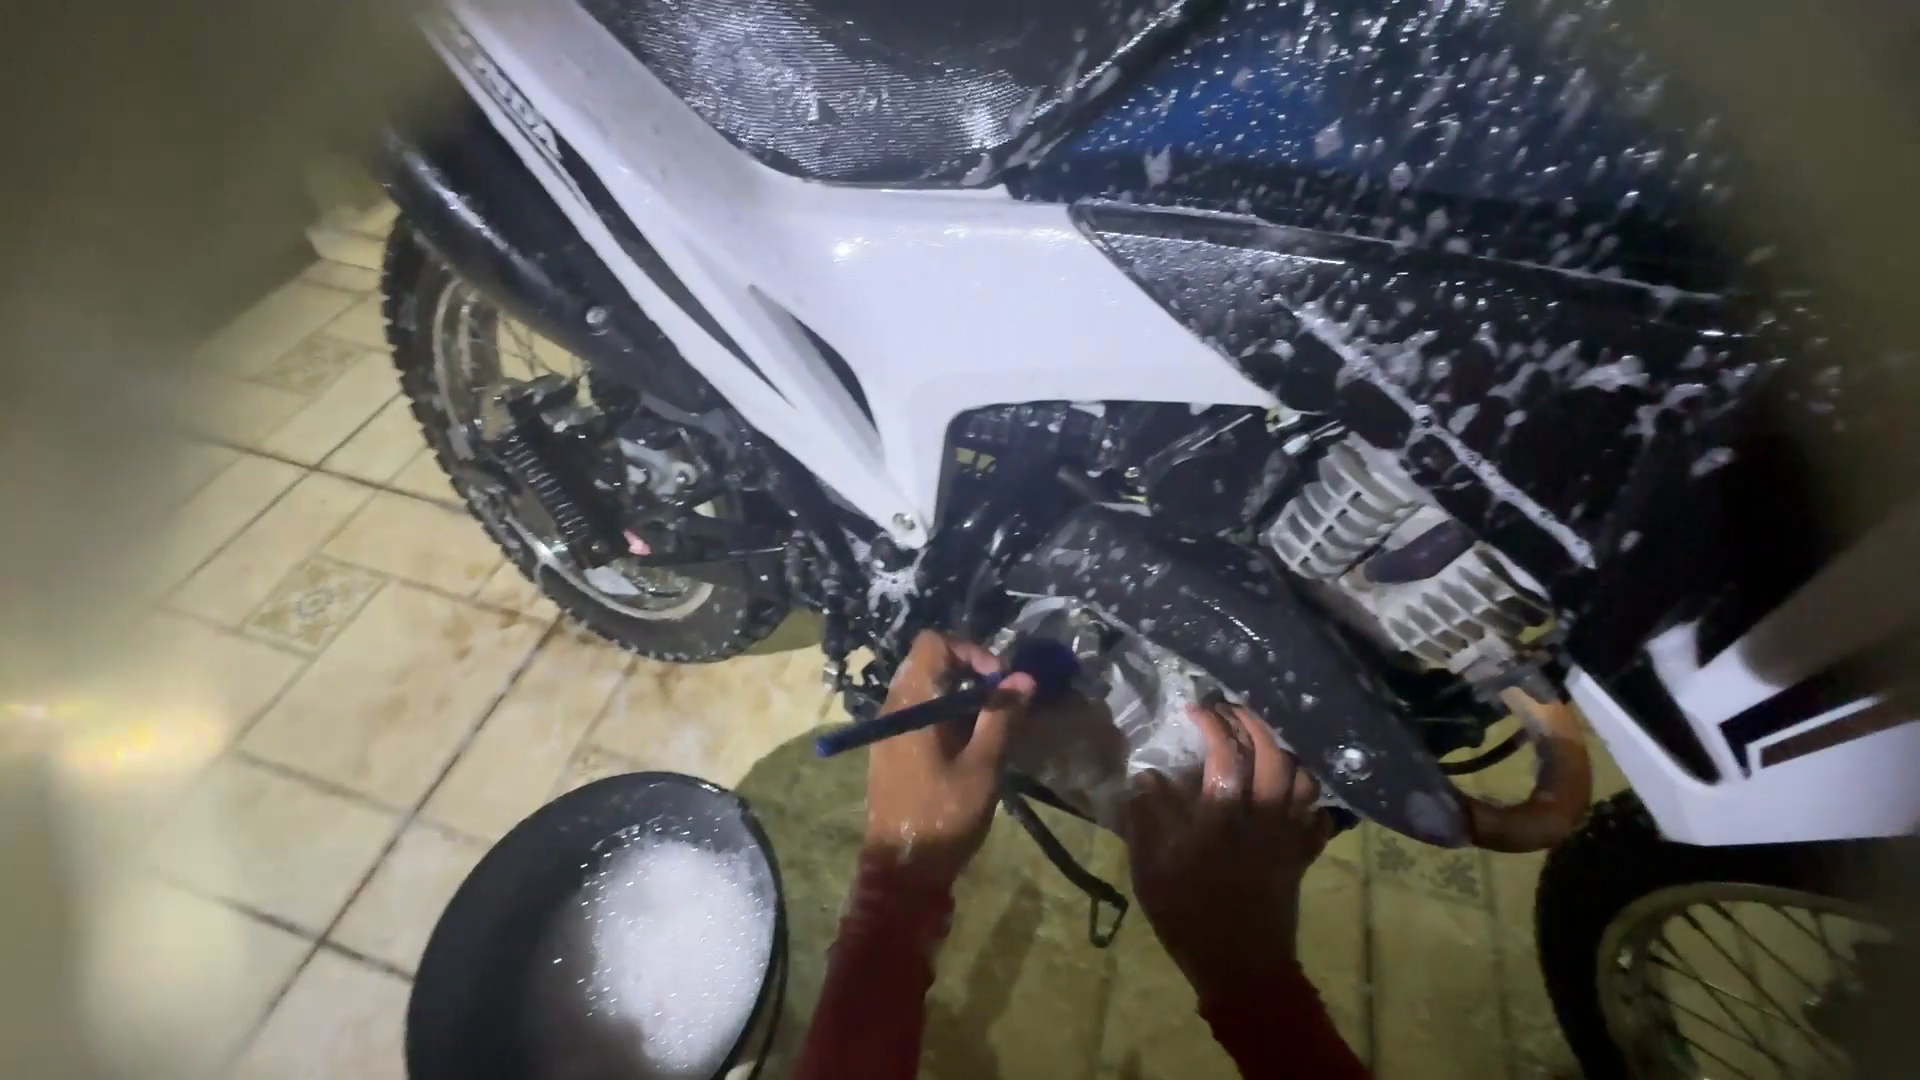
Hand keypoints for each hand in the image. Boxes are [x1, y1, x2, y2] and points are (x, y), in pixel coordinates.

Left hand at [863, 630, 1034, 890]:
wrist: (899, 873)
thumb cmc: (942, 816)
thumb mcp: (983, 766)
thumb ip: (1002, 717)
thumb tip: (1024, 678)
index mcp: (910, 702)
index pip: (934, 643)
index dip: (970, 650)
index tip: (998, 680)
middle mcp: (894, 706)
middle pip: (932, 662)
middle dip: (972, 673)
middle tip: (1002, 701)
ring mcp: (890, 729)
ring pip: (929, 689)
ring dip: (963, 697)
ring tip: (994, 725)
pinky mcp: (893, 749)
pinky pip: (922, 713)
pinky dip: (949, 716)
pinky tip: (973, 746)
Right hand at [1126, 702, 1331, 989]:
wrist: (1242, 970)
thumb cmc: (1188, 917)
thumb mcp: (1151, 870)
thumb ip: (1146, 818)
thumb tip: (1147, 777)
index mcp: (1223, 819)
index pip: (1226, 754)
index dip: (1212, 723)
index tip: (1195, 708)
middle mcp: (1264, 819)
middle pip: (1274, 754)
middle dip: (1253, 722)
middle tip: (1230, 710)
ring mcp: (1290, 837)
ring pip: (1303, 777)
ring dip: (1284, 749)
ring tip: (1262, 738)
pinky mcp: (1304, 855)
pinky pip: (1318, 813)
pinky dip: (1308, 791)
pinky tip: (1289, 786)